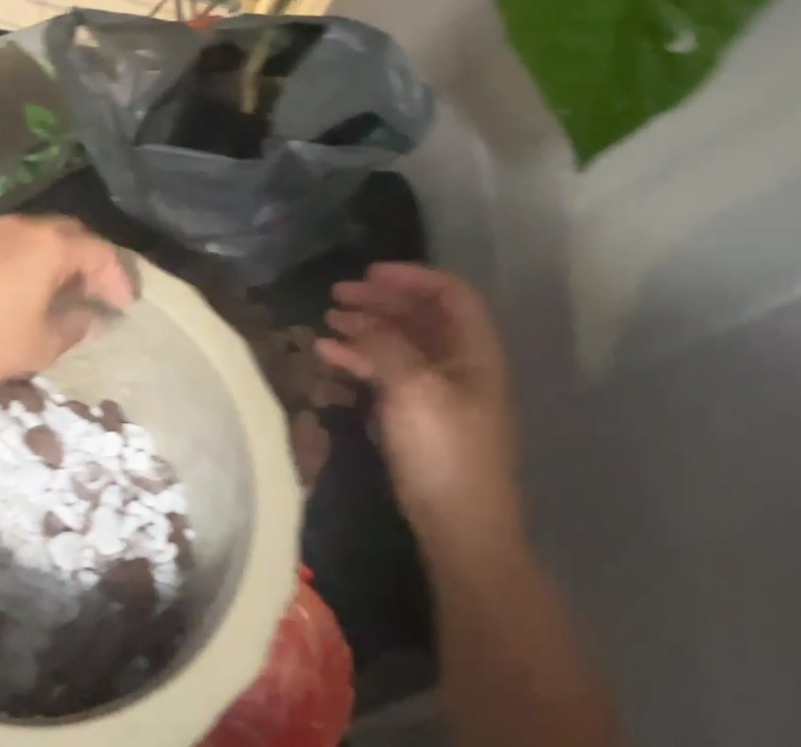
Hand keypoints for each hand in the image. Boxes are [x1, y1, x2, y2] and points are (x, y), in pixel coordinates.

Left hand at [0, 215, 136, 396]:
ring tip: (69, 293)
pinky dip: (36, 261)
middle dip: (93, 263)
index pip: (99, 252)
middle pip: (72, 236)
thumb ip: (74, 327)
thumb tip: (89, 318)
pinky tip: (32, 290)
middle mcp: (25, 227)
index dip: (118, 279)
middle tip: (101, 294)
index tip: (125, 306)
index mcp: (50, 245)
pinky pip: (18, 244)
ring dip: (63, 261)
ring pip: (43, 237)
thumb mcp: (39, 344)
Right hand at [315, 264, 520, 547]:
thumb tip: (358, 321)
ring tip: (327, 321)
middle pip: (421, 317)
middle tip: (336, 294)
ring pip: (400, 344)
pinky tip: (328, 357)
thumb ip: (384, 345)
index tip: (367, 273)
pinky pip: (387, 374)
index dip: (410, 277)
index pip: (449, 294)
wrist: (460, 527)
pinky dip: (359, 360)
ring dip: (365, 328)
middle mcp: (459, 365)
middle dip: (379, 300)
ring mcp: (438, 393)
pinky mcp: (417, 417)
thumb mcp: (412, 389)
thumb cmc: (443, 451)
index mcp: (473, 353)